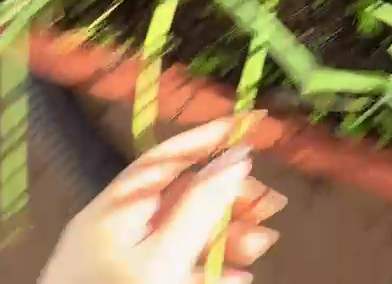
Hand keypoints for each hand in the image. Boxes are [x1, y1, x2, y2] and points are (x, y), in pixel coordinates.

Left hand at [40, 115, 285, 283]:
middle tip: (275, 206)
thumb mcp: (164, 260)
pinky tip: (239, 279)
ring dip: (229, 236)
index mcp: (116, 209)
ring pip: (185, 233)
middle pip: (184, 195)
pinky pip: (175, 266)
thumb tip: (238, 154)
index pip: (171, 155)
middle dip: (233, 198)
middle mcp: (115, 228)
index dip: (214, 135)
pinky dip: (208, 268)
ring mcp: (118, 264)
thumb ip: (202, 204)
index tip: (257, 122)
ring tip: (266, 245)